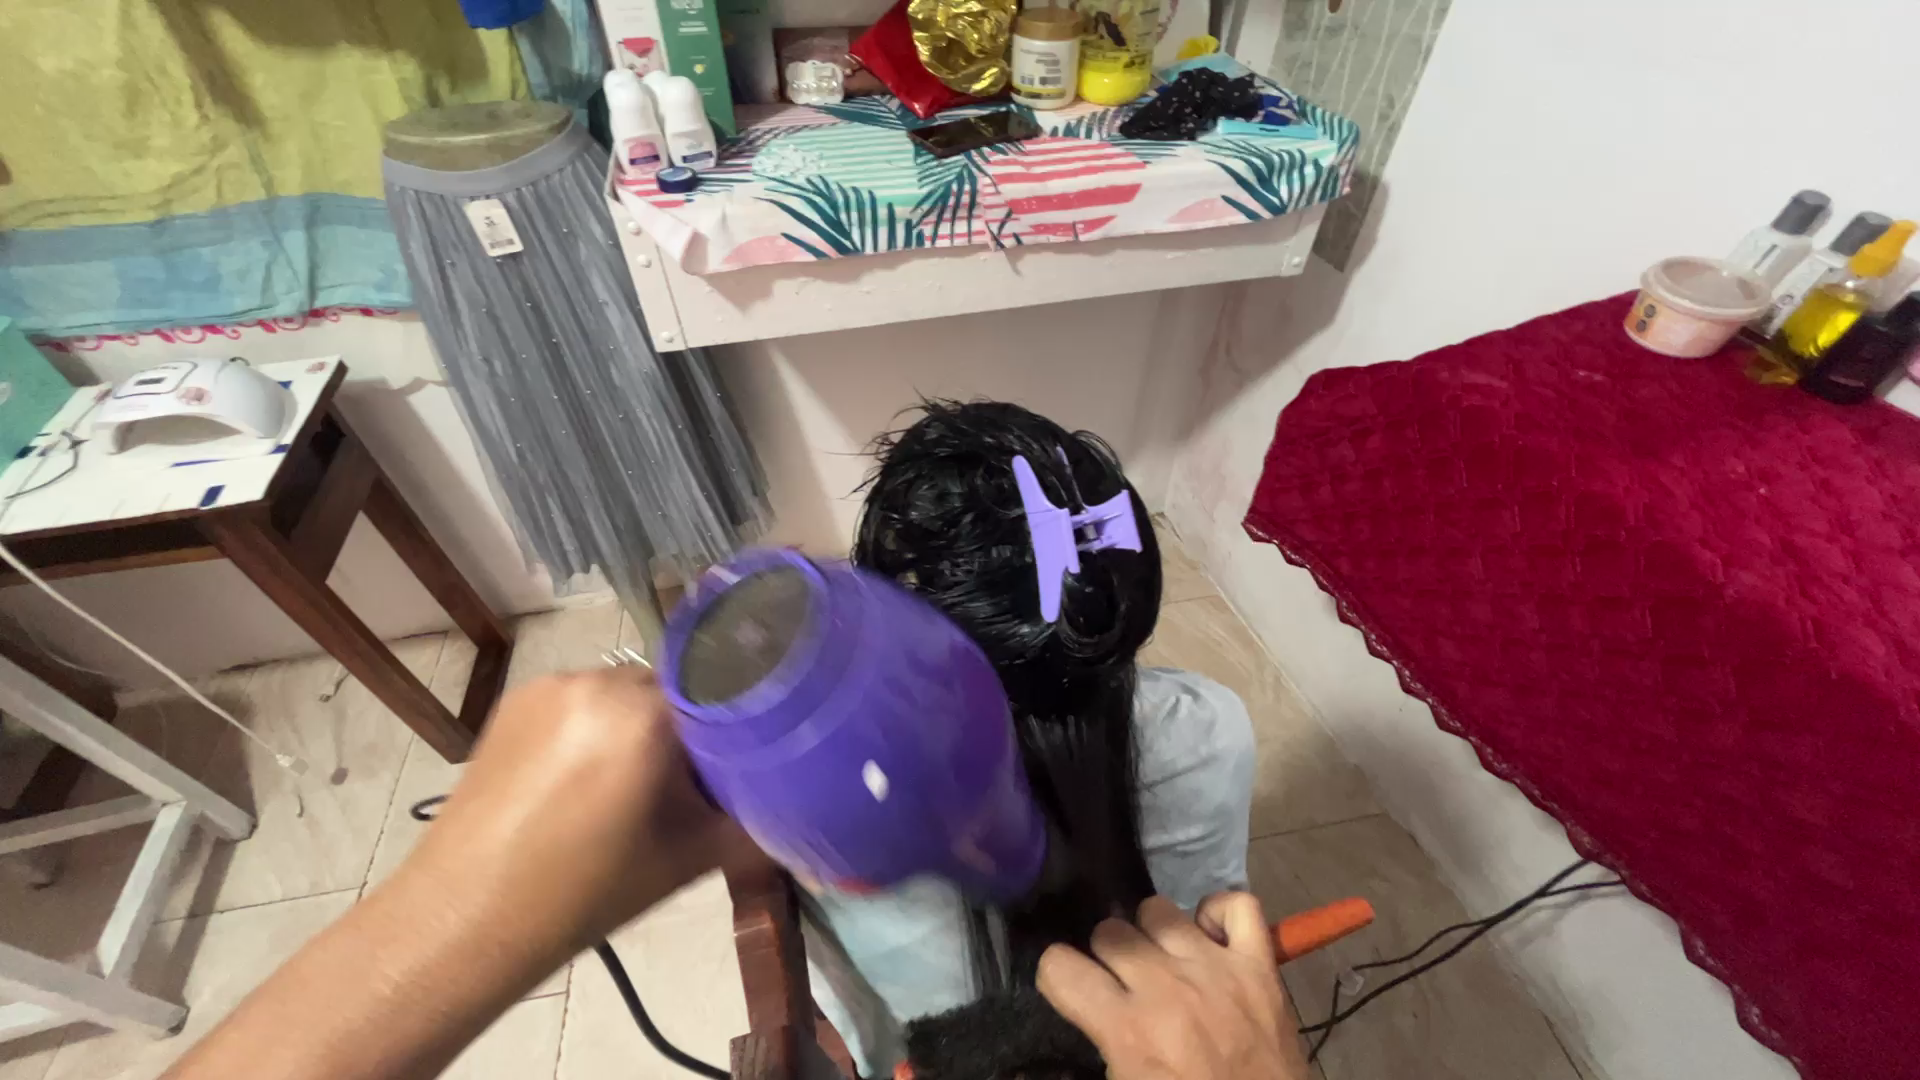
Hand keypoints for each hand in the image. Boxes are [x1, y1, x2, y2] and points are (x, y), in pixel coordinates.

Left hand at [397, 666, 756, 951]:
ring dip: (638, 721)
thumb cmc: (586, 892)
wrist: (464, 918)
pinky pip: (583, 696)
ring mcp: (552, 684)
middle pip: (671, 689)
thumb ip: (753, 821)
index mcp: (645, 718)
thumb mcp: (690, 858)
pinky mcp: (517, 698)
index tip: (736, 762)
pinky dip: (596, 721)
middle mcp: (599, 682)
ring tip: (629, 776)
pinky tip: (584, 769)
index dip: (732, 728)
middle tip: (684, 777)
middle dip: (683, 726)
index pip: (718, 694)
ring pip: (626, 690)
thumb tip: (798, 804)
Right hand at [1036, 893, 1310, 1079]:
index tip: (1070, 991)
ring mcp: (1217, 969)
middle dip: (1107, 957)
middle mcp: (1167, 987)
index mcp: (1129, 1030)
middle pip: (1109, 930)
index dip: (1058, 977)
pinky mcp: (1260, 967)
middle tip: (1121, 986)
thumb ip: (1088, 1055)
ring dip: (1153, 935)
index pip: (1059, 966)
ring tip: (1163, 964)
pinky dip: (1219, 915)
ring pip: (1158, 909)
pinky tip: (1209, 941)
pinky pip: (1237, 906)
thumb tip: (1040, 1051)